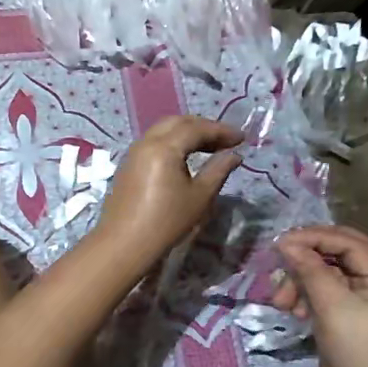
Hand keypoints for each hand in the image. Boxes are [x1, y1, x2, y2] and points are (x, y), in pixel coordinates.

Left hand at [98, 116, 242, 264]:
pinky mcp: (127, 165)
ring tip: (210, 148)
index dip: (221, 130)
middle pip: (177, 123)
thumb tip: (234, 155)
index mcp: (163, 147)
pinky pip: (152, 143)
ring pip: (162, 131)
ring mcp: (132, 154)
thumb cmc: (166, 221)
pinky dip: (172, 143)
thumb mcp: (200, 196)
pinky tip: (185, 157)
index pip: (196, 128)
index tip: (242, 138)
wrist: (125, 243)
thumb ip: (218, 170)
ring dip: (186, 134)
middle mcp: (145, 143)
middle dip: (203, 127)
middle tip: (226, 140)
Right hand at [272, 226, 367, 366]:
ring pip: (331, 273)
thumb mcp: (332, 308)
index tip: (278, 244)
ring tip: (282, 301)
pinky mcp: (357, 313)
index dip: (313, 238)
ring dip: (302, 280)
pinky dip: (309, 295)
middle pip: (341, 253)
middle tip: (279, 263)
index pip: (350, 242)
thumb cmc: (360, 353)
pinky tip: (294, 310)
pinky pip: (330, 291)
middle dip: (306, 257)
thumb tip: (286, 243)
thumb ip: (310, 271)